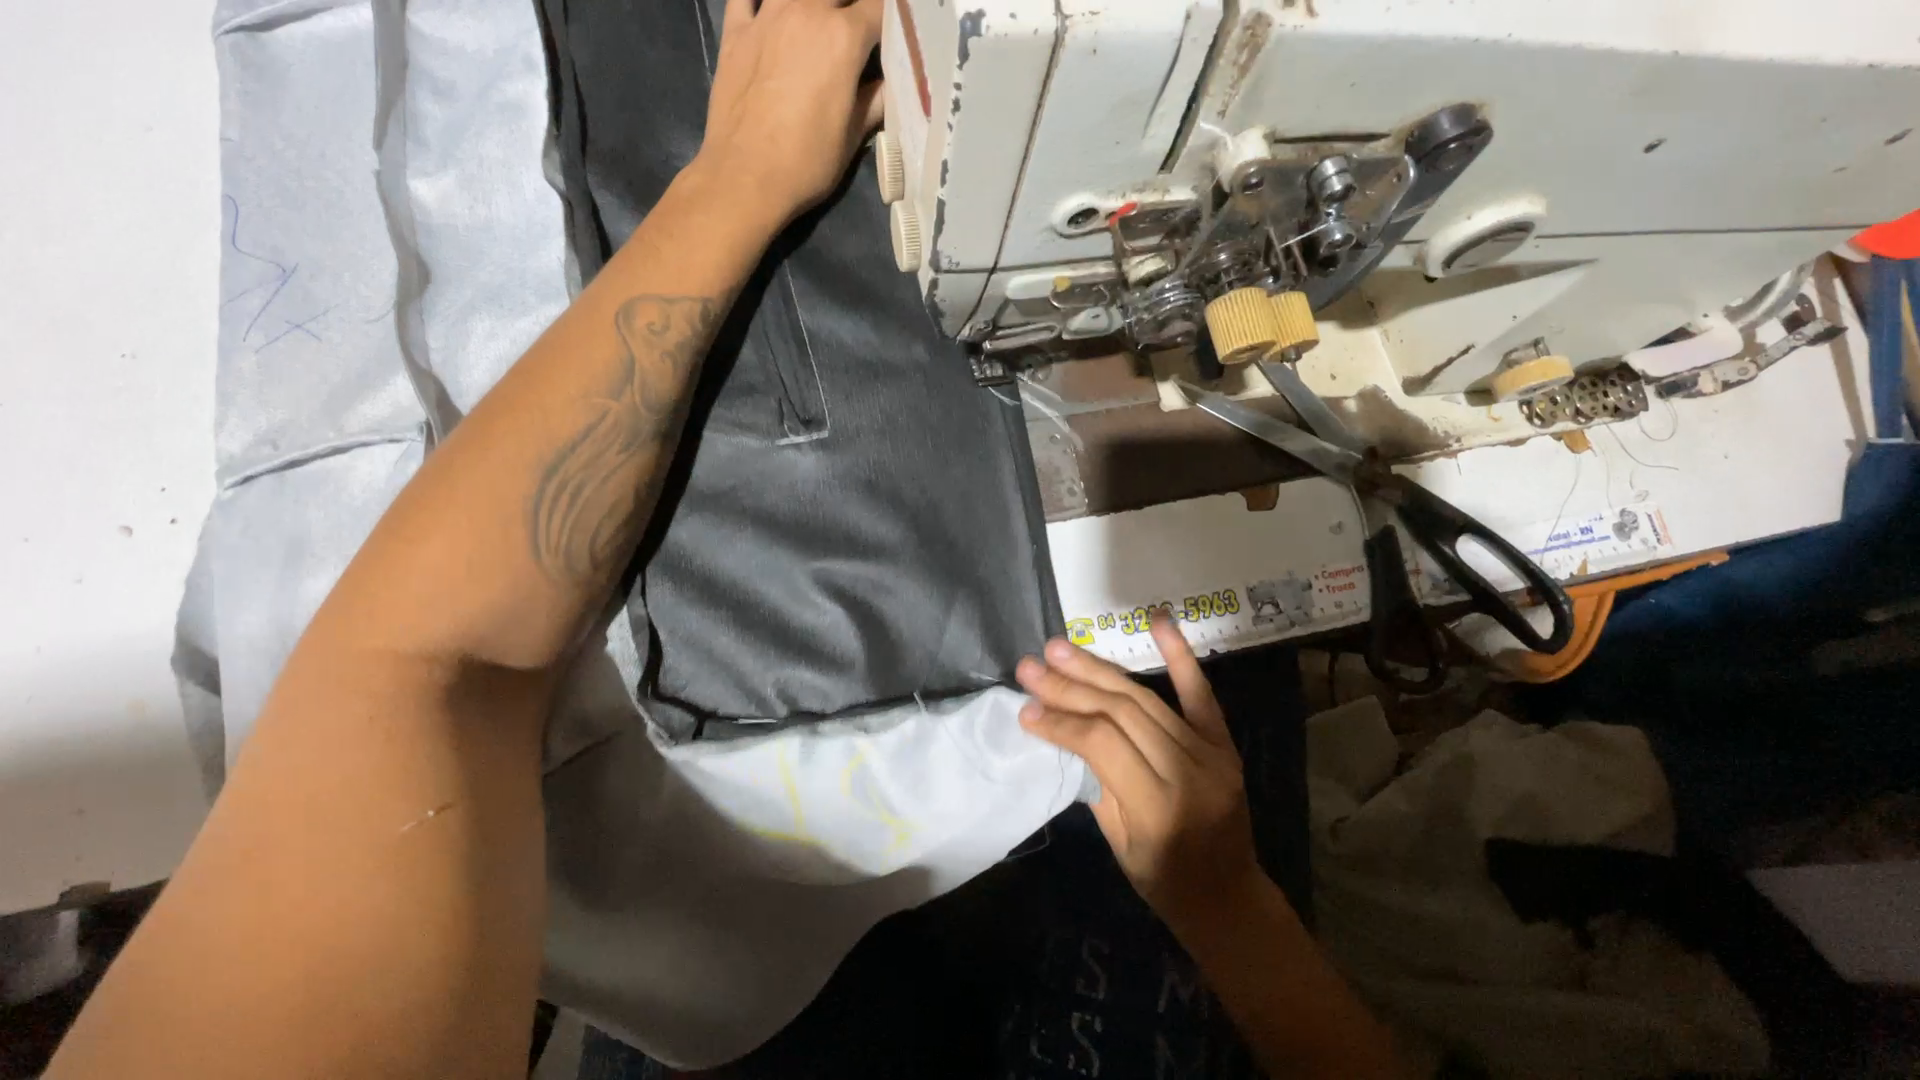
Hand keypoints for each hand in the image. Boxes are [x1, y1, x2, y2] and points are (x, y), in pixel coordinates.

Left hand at [695, 0, 884, 227]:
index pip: (880, 7)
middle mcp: (806, 12)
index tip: (893, 36)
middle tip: (855, 30)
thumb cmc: (806, 163)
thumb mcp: (853, 136)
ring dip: (812, 2)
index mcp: (844, 37)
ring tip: (818, 19)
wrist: (744, 178)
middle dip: (852, 7)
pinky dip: (761, 0)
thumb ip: (875, 101)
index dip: (893, 18)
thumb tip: (890, 86)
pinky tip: (770, 11)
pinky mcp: (735, 31)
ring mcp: (766, 16)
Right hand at [1016, 613, 1261, 928]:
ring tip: (1060, 648)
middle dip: (1070, 686)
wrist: (1229, 897)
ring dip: (1098, 670)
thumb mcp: (1119, 844)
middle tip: (1030, 666)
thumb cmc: (1164, 882)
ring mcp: (1211, 753)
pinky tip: (1158, 619)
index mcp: (1157, 806)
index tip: (1025, 709)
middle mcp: (1187, 771)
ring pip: (1145, 697)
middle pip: (1121, 712)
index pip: (1100, 744)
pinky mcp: (1224, 743)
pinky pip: (1200, 693)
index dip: (1060, 722)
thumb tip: (1061, 730)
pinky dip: (1179, 654)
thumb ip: (1097, 784)